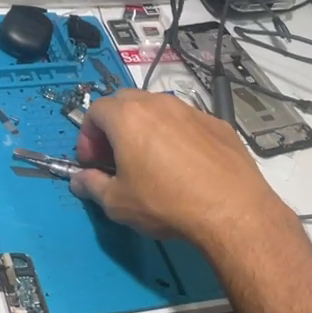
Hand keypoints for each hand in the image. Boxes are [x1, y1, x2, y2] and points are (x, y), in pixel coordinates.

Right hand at [71, 89, 291, 244]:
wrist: (232, 210)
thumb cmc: (165, 203)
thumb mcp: (117, 202)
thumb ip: (92, 186)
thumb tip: (79, 180)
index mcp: (128, 117)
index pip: (95, 111)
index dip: (87, 136)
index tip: (91, 162)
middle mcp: (158, 104)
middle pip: (125, 102)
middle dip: (113, 126)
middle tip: (115, 157)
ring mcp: (192, 111)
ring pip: (158, 109)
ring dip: (145, 128)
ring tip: (149, 161)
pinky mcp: (218, 124)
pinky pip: (186, 122)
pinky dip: (175, 136)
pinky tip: (184, 166)